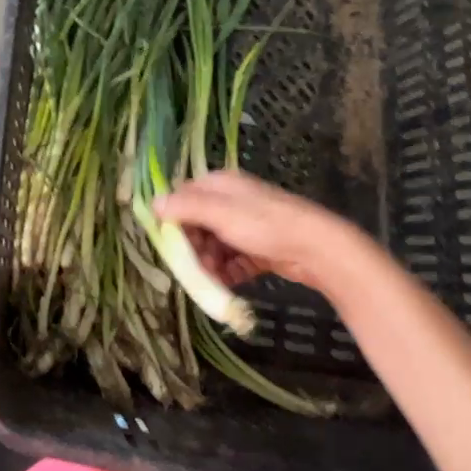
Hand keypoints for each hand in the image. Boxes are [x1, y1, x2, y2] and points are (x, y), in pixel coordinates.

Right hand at [155, 170, 360, 291]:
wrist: (319, 249)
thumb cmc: (266, 226)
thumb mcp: (220, 213)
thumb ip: (185, 207)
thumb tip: (152, 203)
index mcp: (219, 185)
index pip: (183, 198)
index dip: (173, 221)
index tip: (170, 245)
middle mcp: (231, 201)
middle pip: (197, 224)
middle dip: (193, 247)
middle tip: (193, 267)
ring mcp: (247, 225)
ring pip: (215, 245)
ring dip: (209, 263)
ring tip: (212, 280)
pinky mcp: (260, 248)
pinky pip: (234, 260)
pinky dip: (228, 272)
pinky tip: (228, 285)